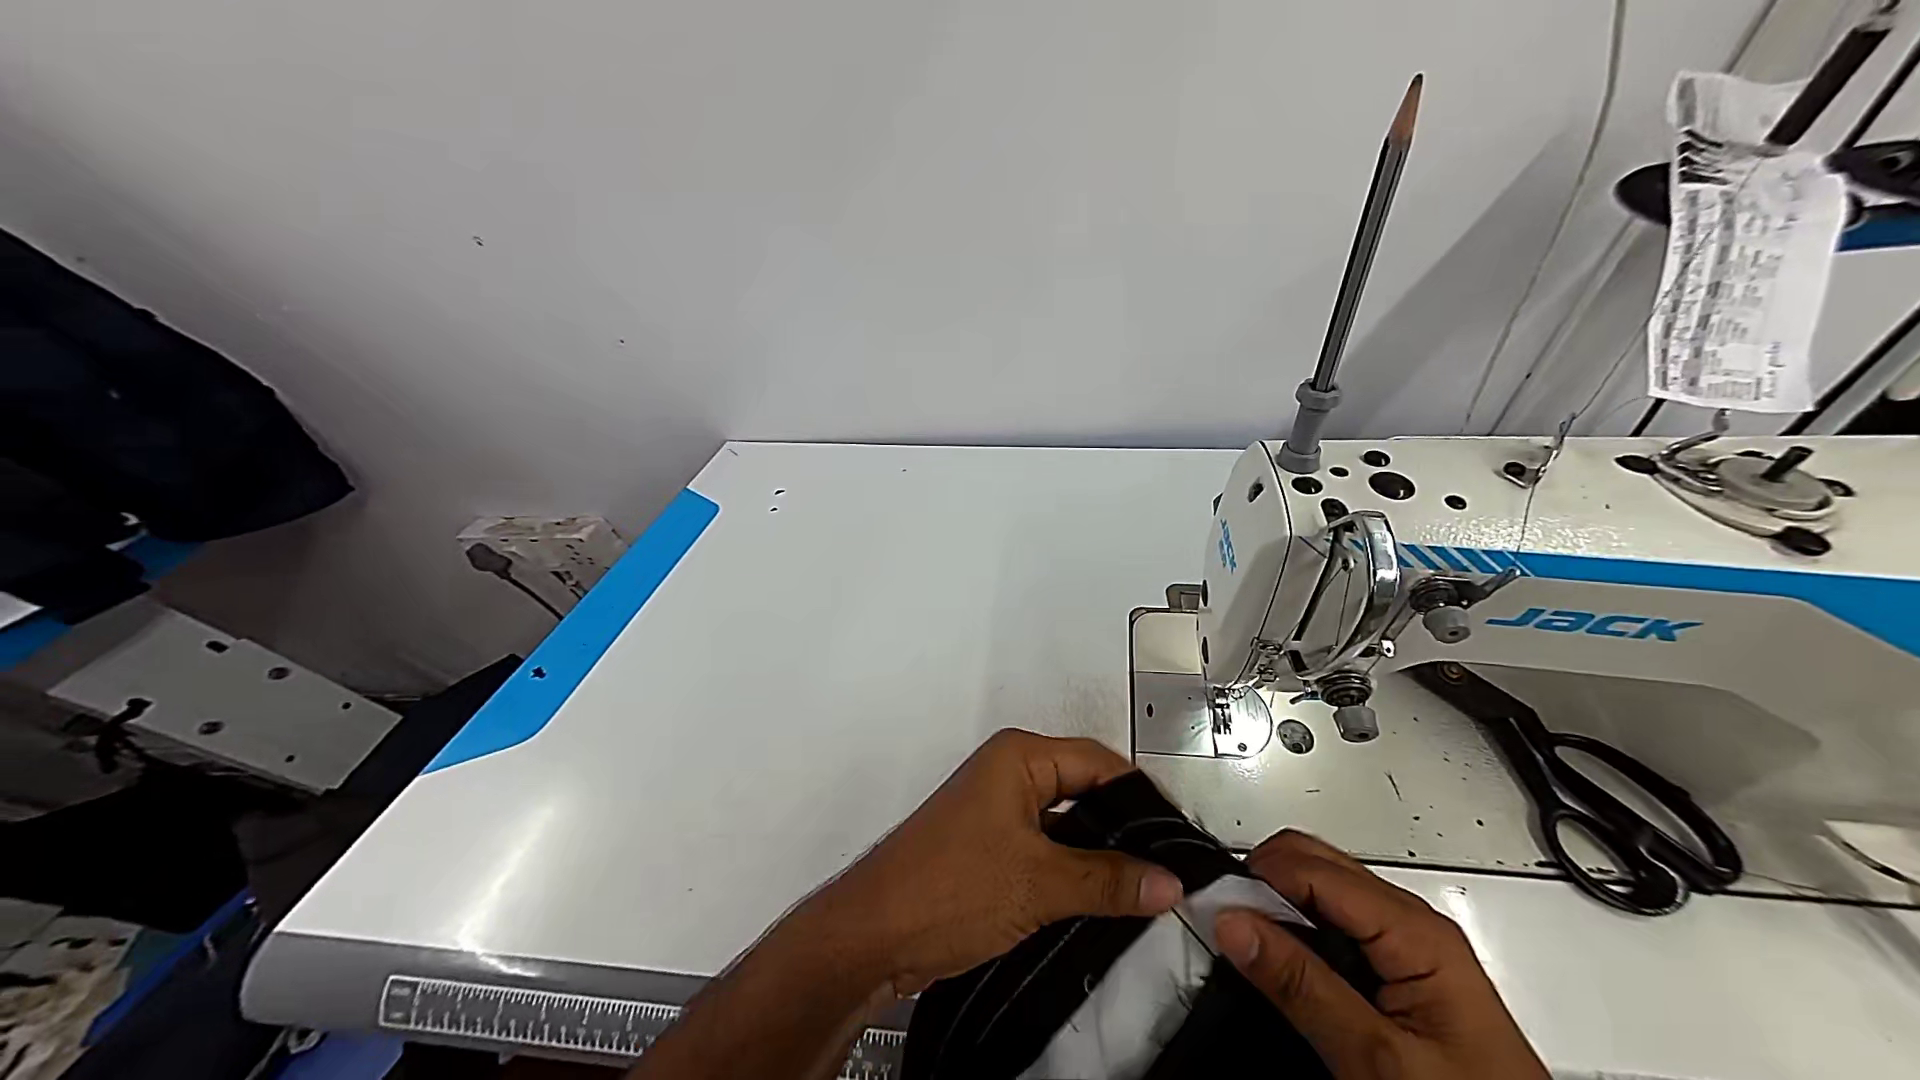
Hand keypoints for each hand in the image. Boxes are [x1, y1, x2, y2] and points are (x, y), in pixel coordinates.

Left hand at [805, 729, 1184, 994]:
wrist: (876, 935)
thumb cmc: (933, 887)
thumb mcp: (1039, 883)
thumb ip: (1108, 881)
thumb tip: (1159, 879)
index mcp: (1017, 758)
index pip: (1100, 762)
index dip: (1140, 798)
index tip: (1170, 834)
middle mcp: (1007, 776)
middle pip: (1085, 789)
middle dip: (1121, 827)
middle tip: (1159, 862)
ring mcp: (998, 812)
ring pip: (1067, 823)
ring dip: (1096, 854)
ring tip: (1133, 886)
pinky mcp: (991, 848)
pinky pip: (1047, 849)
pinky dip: (1072, 870)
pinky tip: (1094, 901)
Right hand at [1214, 831, 1547, 1079]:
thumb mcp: (1376, 1060)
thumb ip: (1301, 986)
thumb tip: (1235, 924)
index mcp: (1414, 931)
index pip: (1310, 866)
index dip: (1255, 881)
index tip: (1217, 912)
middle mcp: (1410, 921)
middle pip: (1312, 859)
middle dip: (1262, 882)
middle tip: (1231, 928)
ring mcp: (1404, 940)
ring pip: (1317, 884)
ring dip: (1275, 904)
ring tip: (1252, 949)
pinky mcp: (1397, 962)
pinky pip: (1331, 916)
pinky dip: (1295, 926)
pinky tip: (1284, 962)